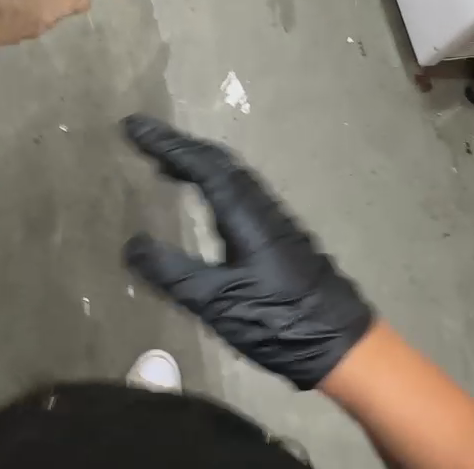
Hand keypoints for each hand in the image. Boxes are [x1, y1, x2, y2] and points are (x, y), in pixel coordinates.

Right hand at [121, 114, 372, 389]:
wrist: (342, 345)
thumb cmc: (278, 322)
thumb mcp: (217, 304)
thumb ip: (172, 274)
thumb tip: (131, 244)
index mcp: (243, 212)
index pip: (199, 163)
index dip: (165, 143)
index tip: (132, 128)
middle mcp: (258, 204)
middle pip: (215, 160)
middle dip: (177, 144)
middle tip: (142, 137)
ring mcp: (272, 217)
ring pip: (229, 173)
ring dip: (194, 160)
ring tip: (161, 164)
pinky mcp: (278, 234)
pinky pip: (236, 189)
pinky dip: (210, 180)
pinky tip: (201, 200)